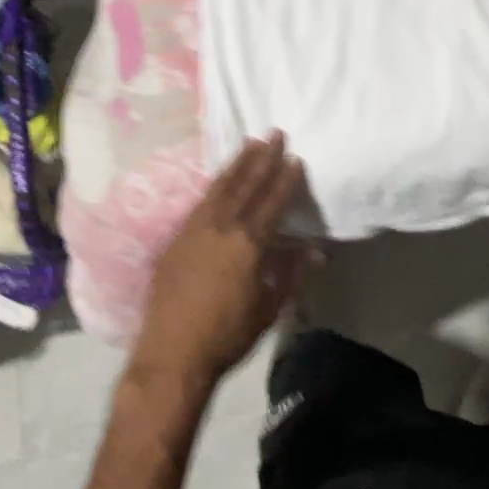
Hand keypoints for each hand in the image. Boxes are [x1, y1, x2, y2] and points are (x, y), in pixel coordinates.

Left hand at [132, 133, 316, 386]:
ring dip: (236, 164)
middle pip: (245, 185)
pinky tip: (219, 179)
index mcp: (248, 244)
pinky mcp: (175, 240)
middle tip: (274, 133)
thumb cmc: (228, 335)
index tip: (296, 158)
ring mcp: (194, 231)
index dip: (286, 180)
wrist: (172, 355)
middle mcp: (221, 228)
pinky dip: (215, 185)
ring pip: (219, 188)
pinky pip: (200, 202)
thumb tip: (316, 250)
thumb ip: (292, 274)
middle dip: (262, 158)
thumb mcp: (270, 307)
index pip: (272, 202)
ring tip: (249, 143)